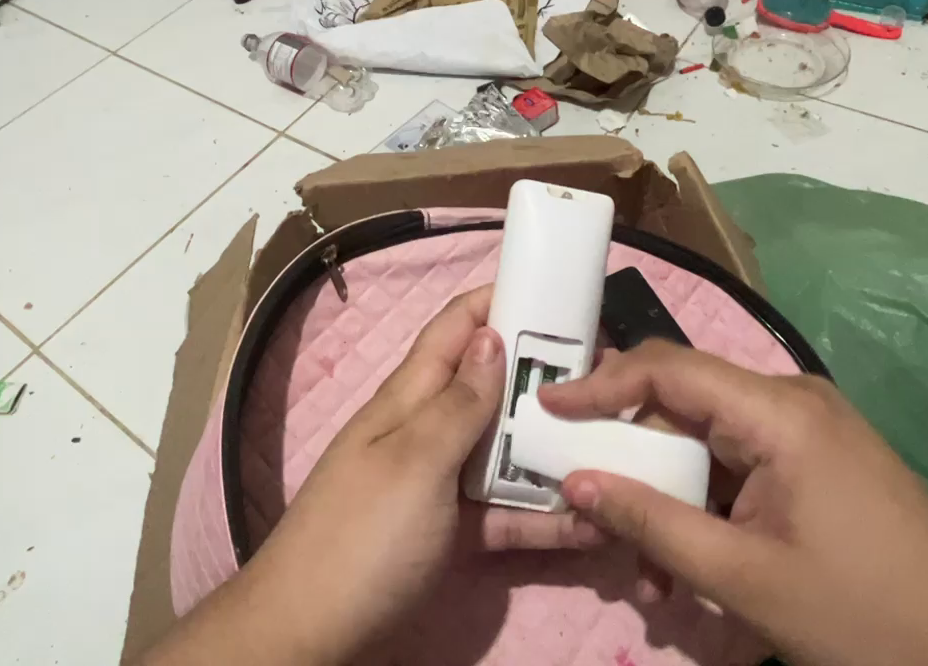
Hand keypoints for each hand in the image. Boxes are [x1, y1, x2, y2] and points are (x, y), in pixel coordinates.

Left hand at [223, 285, 602, 663]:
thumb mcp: (413, 461)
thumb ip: (456, 403)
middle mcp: (428, 429)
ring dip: (553, 448)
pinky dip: (543, 515)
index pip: (455, 329)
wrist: (310, 634)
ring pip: (506, 451)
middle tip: (608, 378)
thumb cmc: (362, 535)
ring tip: (617, 446)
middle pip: (491, 388)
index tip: (558, 296)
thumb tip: (490, 335)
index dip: (498, 302)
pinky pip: (505, 513)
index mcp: (410, 396)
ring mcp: (442, 483)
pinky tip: (591, 522)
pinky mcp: (453, 533)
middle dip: (543, 377)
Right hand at [539, 341, 927, 665]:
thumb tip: (575, 483)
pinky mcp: (808, 455)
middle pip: (680, 402)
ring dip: (665, 492)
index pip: (668, 368)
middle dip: (631, 455)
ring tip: (645, 571)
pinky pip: (732, 460)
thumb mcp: (748, 581)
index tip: (547, 406)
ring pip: (702, 437)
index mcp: (778, 413)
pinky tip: (688, 563)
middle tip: (589, 503)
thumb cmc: (872, 616)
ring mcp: (801, 426)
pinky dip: (700, 502)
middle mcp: (787, 400)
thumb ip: (654, 525)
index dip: (602, 383)